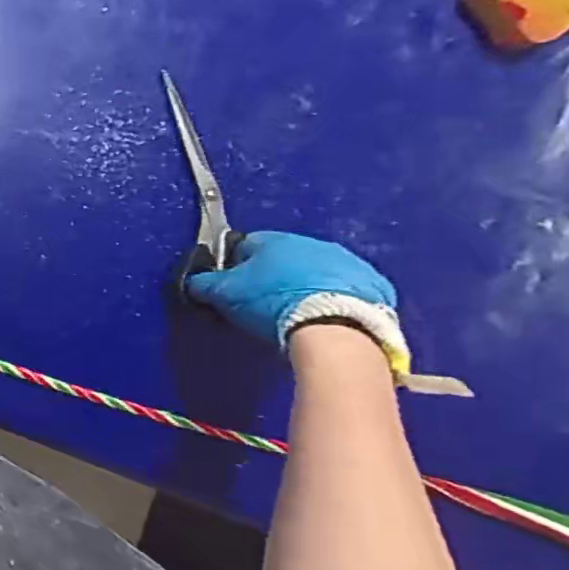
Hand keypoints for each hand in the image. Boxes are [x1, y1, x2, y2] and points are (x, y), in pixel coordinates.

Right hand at [185, 231, 396, 344]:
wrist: (334, 329)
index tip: (229, 287)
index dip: (232, 266)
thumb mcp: (224, 295)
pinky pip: (344, 288)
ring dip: (301, 286)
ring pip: (314, 272)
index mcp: (275, 241)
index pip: (244, 244)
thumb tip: (194, 280)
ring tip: (291, 313)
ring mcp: (349, 263)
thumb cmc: (272, 303)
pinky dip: (331, 299)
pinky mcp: (375, 285)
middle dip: (269, 275)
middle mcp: (314, 244)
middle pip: (281, 257)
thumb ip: (204, 283)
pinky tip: (321, 318)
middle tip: (257, 303)